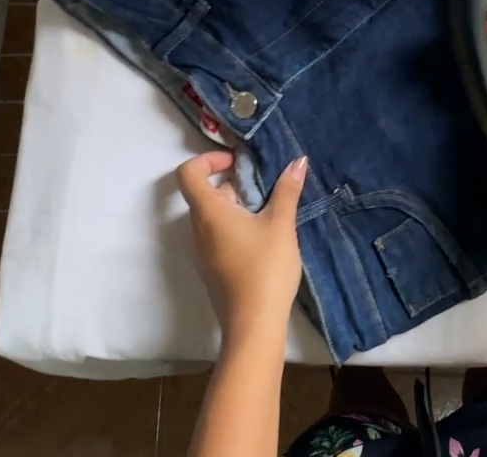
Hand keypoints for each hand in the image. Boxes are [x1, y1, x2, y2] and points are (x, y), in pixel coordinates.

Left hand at [177, 150, 308, 335]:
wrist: (253, 326)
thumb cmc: (265, 268)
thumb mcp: (281, 224)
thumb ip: (287, 190)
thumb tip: (298, 161)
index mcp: (208, 212)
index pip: (188, 173)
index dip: (208, 159)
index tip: (237, 163)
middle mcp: (199, 228)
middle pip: (204, 191)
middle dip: (233, 181)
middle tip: (264, 184)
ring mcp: (203, 250)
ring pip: (214, 214)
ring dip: (237, 203)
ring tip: (270, 208)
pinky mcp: (213, 267)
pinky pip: (218, 233)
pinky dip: (237, 224)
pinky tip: (265, 234)